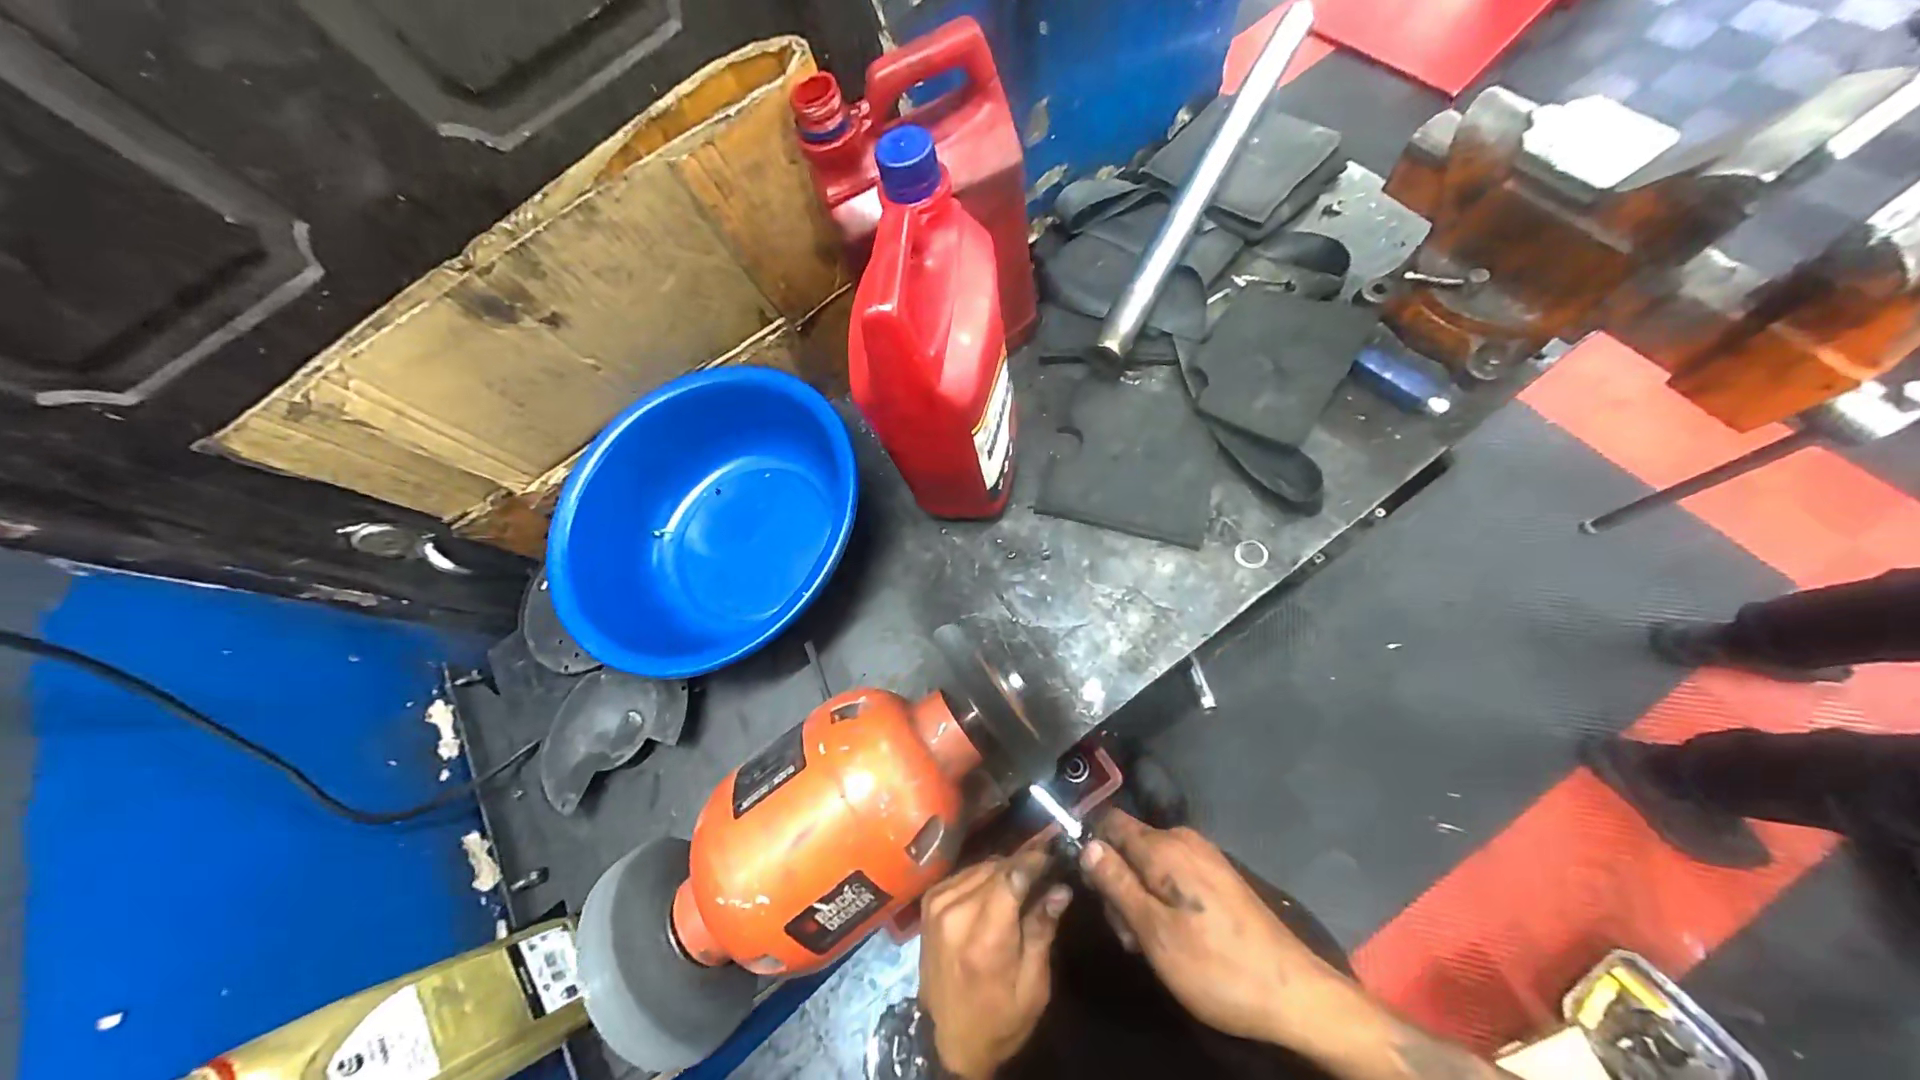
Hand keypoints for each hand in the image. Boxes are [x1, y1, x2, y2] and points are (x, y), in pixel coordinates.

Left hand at [917, 850, 1071, 1078]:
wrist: (950, 1042)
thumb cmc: (1000, 1020)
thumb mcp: (1033, 986)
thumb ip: (1042, 931)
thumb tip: (1060, 888)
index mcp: (983, 939)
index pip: (1011, 877)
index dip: (1035, 859)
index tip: (1056, 850)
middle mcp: (955, 913)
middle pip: (997, 868)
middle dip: (1024, 863)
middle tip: (1047, 866)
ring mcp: (937, 905)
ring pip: (981, 867)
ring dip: (1004, 869)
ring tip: (1026, 880)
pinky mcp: (929, 902)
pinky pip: (964, 874)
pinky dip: (985, 876)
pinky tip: (998, 889)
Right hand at [1078, 809, 1341, 1043]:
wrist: (1295, 995)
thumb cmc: (1215, 966)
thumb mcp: (1153, 931)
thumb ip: (1116, 884)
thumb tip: (1087, 845)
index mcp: (1163, 846)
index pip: (1110, 822)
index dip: (1091, 847)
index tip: (1087, 885)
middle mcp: (1183, 840)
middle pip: (1129, 846)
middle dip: (1118, 883)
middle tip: (1127, 934)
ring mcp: (1205, 857)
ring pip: (1151, 865)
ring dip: (1140, 898)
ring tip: (1151, 944)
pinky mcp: (1219, 878)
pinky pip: (1174, 876)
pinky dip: (1163, 901)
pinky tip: (1174, 938)